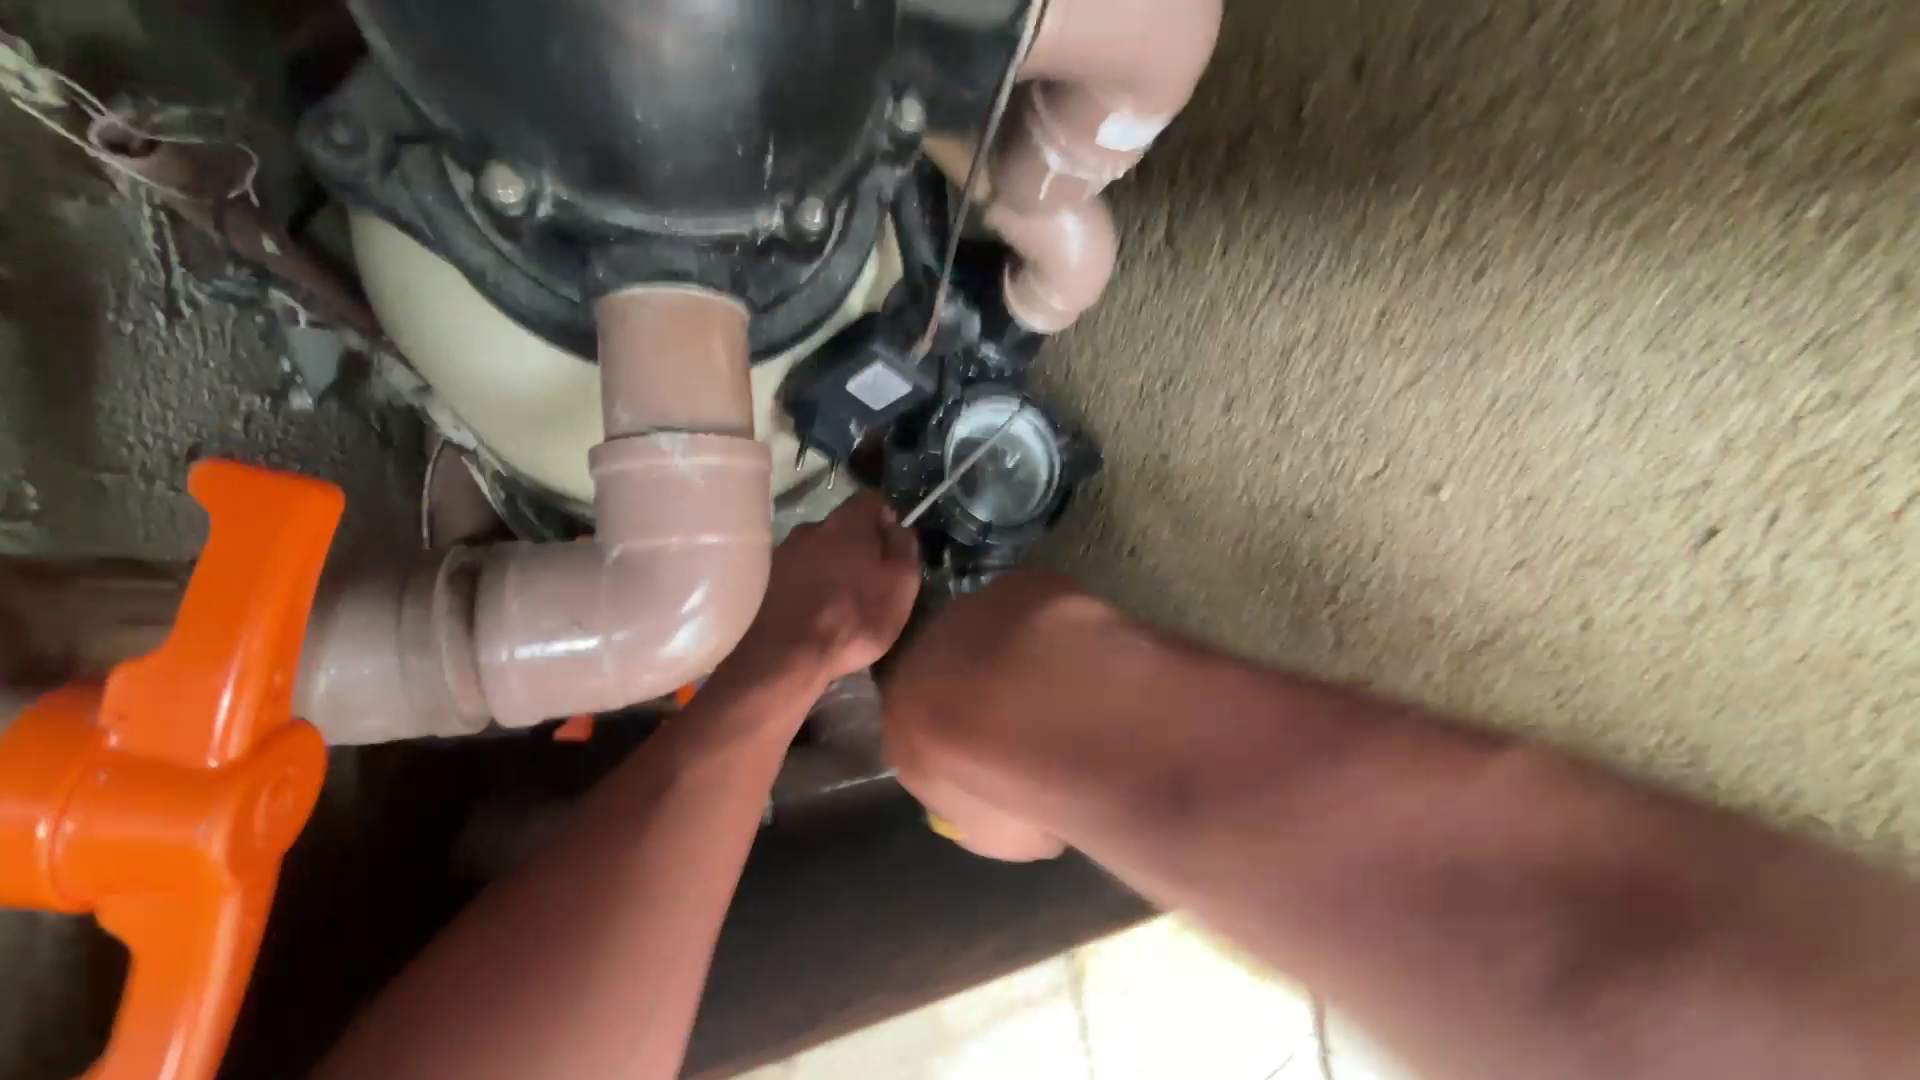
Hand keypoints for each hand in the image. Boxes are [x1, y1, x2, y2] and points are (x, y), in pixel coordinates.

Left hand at [729, 490, 921, 684]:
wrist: (782, 656)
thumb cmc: (853, 619)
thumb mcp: (901, 587)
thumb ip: (905, 549)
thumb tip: (898, 528)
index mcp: (848, 523)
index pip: (871, 499)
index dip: (886, 519)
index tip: (892, 547)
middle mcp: (810, 528)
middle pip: (841, 527)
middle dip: (856, 547)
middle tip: (867, 581)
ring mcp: (781, 553)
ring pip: (815, 552)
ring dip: (828, 568)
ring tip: (836, 603)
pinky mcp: (761, 581)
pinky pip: (794, 574)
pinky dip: (805, 587)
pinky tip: (810, 614)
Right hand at [881, 572, 1117, 861]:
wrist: (1040, 719)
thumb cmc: (1005, 788)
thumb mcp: (989, 831)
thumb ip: (983, 811)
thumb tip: (1002, 805)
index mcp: (902, 715)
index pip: (923, 720)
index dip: (961, 734)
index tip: (997, 752)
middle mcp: (924, 654)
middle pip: (953, 664)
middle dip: (986, 684)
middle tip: (1036, 716)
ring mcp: (972, 610)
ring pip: (995, 629)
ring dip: (1022, 651)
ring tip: (1071, 684)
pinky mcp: (1020, 584)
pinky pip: (1038, 605)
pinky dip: (1058, 624)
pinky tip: (1090, 651)